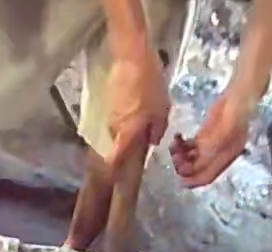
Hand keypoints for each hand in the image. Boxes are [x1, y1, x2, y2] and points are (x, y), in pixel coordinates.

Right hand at [103, 46, 169, 172]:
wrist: (132, 53)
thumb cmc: (149, 86)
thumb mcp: (162, 111)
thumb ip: (157, 131)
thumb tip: (152, 141)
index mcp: (127, 134)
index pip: (115, 159)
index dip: (114, 170)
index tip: (116, 178)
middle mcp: (114, 127)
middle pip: (118, 143)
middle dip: (128, 144)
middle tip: (142, 137)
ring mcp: (110, 112)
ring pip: (119, 127)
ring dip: (128, 126)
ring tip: (142, 115)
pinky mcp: (109, 99)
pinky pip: (119, 113)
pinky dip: (126, 112)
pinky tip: (137, 101)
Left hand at [170, 90, 254, 186]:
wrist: (240, 92)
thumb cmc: (237, 109)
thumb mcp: (227, 128)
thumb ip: (213, 145)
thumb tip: (197, 161)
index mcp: (225, 159)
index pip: (207, 176)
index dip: (193, 180)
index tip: (180, 177)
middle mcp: (217, 156)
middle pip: (197, 169)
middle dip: (184, 167)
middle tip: (174, 157)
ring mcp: (210, 146)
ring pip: (191, 158)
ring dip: (180, 156)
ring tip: (173, 146)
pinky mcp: (205, 135)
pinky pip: (190, 146)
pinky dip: (181, 146)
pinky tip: (176, 138)